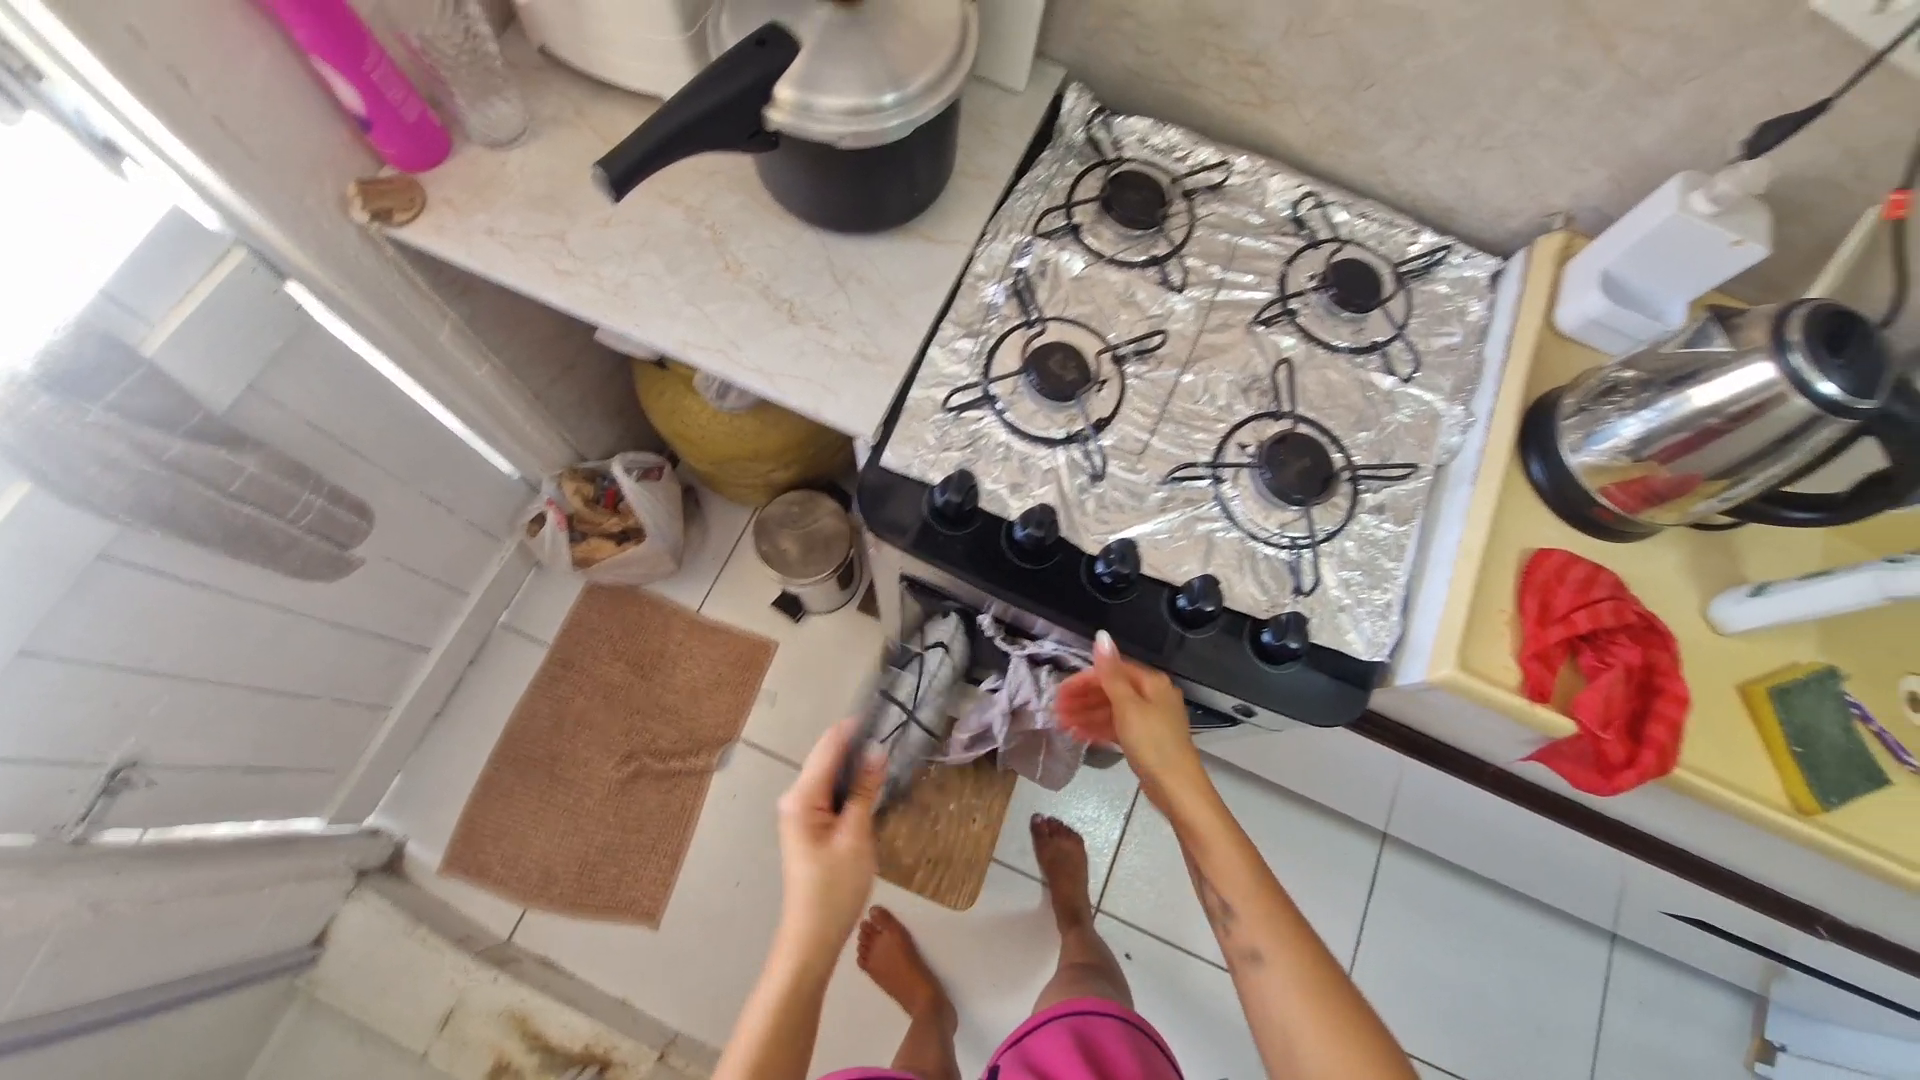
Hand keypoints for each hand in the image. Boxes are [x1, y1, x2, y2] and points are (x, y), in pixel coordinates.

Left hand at [775, 718, 883, 961]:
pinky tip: (871, 789)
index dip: (854, 727)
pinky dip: (850, 786)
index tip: (884, 714)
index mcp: (802, 797)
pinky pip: (830, 792)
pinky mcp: (808, 826)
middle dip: (857, 746)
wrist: (813, 936)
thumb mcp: (856, 836)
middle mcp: (795, 798)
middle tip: (893, 739)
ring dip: (855, 767)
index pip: (829, 746)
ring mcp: (800, 812)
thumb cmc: (835, 888)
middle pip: (827, 757)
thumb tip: (877, 750)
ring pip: (830, 775)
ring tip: (888, 760)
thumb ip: (865, 790)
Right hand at [1056, 631, 1205, 807]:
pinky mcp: (1144, 740)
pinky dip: (1098, 728)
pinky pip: (1116, 727)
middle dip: (1083, 698)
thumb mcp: (1127, 706)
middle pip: (1111, 690)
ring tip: (1061, 724)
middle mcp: (1152, 697)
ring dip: (1086, 714)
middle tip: (1056, 710)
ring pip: (1112, 710)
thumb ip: (1110, 673)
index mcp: (1151, 683)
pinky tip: (1078, 734)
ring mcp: (1149, 720)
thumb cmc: (1152, 743)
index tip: (1060, 692)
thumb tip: (1101, 635)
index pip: (1112, 671)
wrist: (1177, 789)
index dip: (1084, 679)